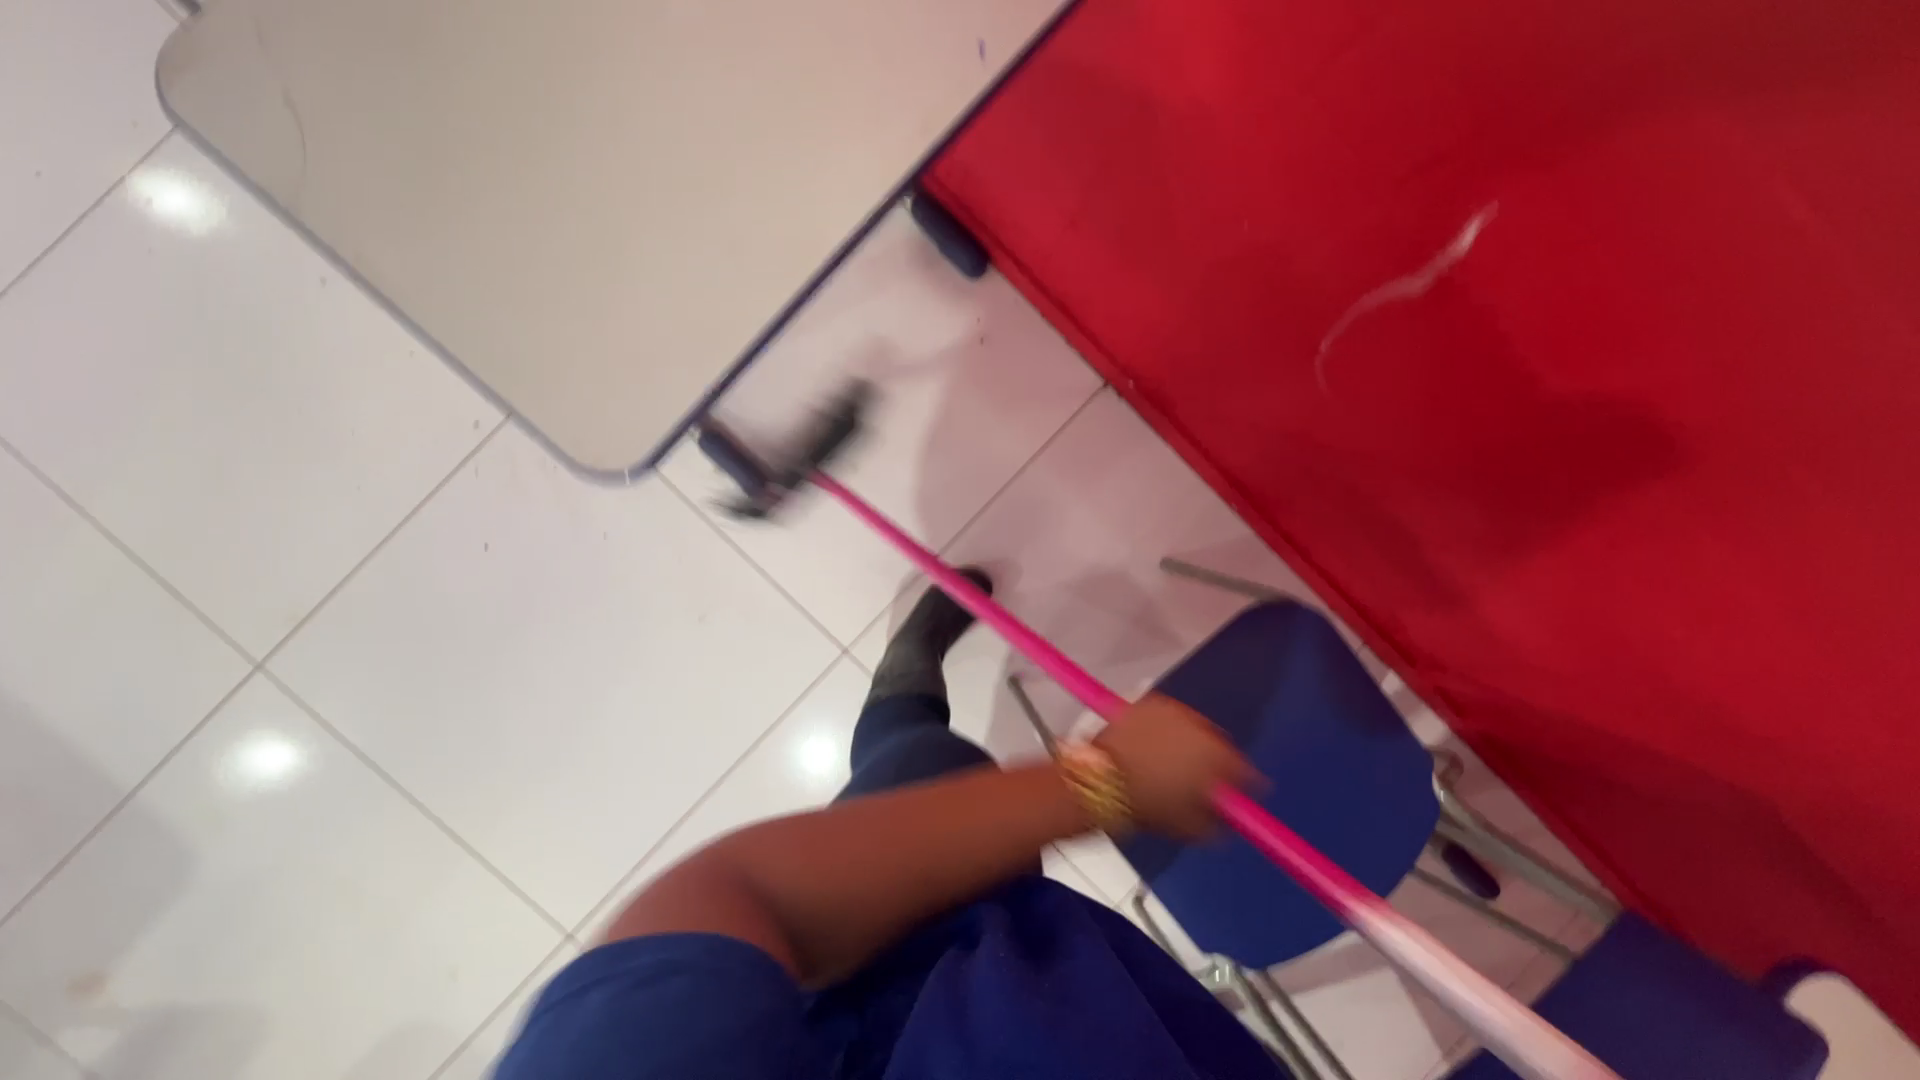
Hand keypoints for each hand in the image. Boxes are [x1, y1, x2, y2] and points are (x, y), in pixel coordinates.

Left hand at [1097, 694, 1259, 838]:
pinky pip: (1171, 717)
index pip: (1247, 771)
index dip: (1245, 785)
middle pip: (1222, 745)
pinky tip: (1155, 744)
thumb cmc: (1147, 804)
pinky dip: (1168, 729)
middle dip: (1216, 761)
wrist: (1101, 775)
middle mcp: (1203, 728)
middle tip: (1201, 779)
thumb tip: (1229, 819)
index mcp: (1217, 759)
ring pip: (1196, 729)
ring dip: (1192, 742)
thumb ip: (1219, 824)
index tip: (1238, 795)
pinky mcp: (1153, 701)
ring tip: (1173, 761)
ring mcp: (1177, 711)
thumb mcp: (1189, 828)